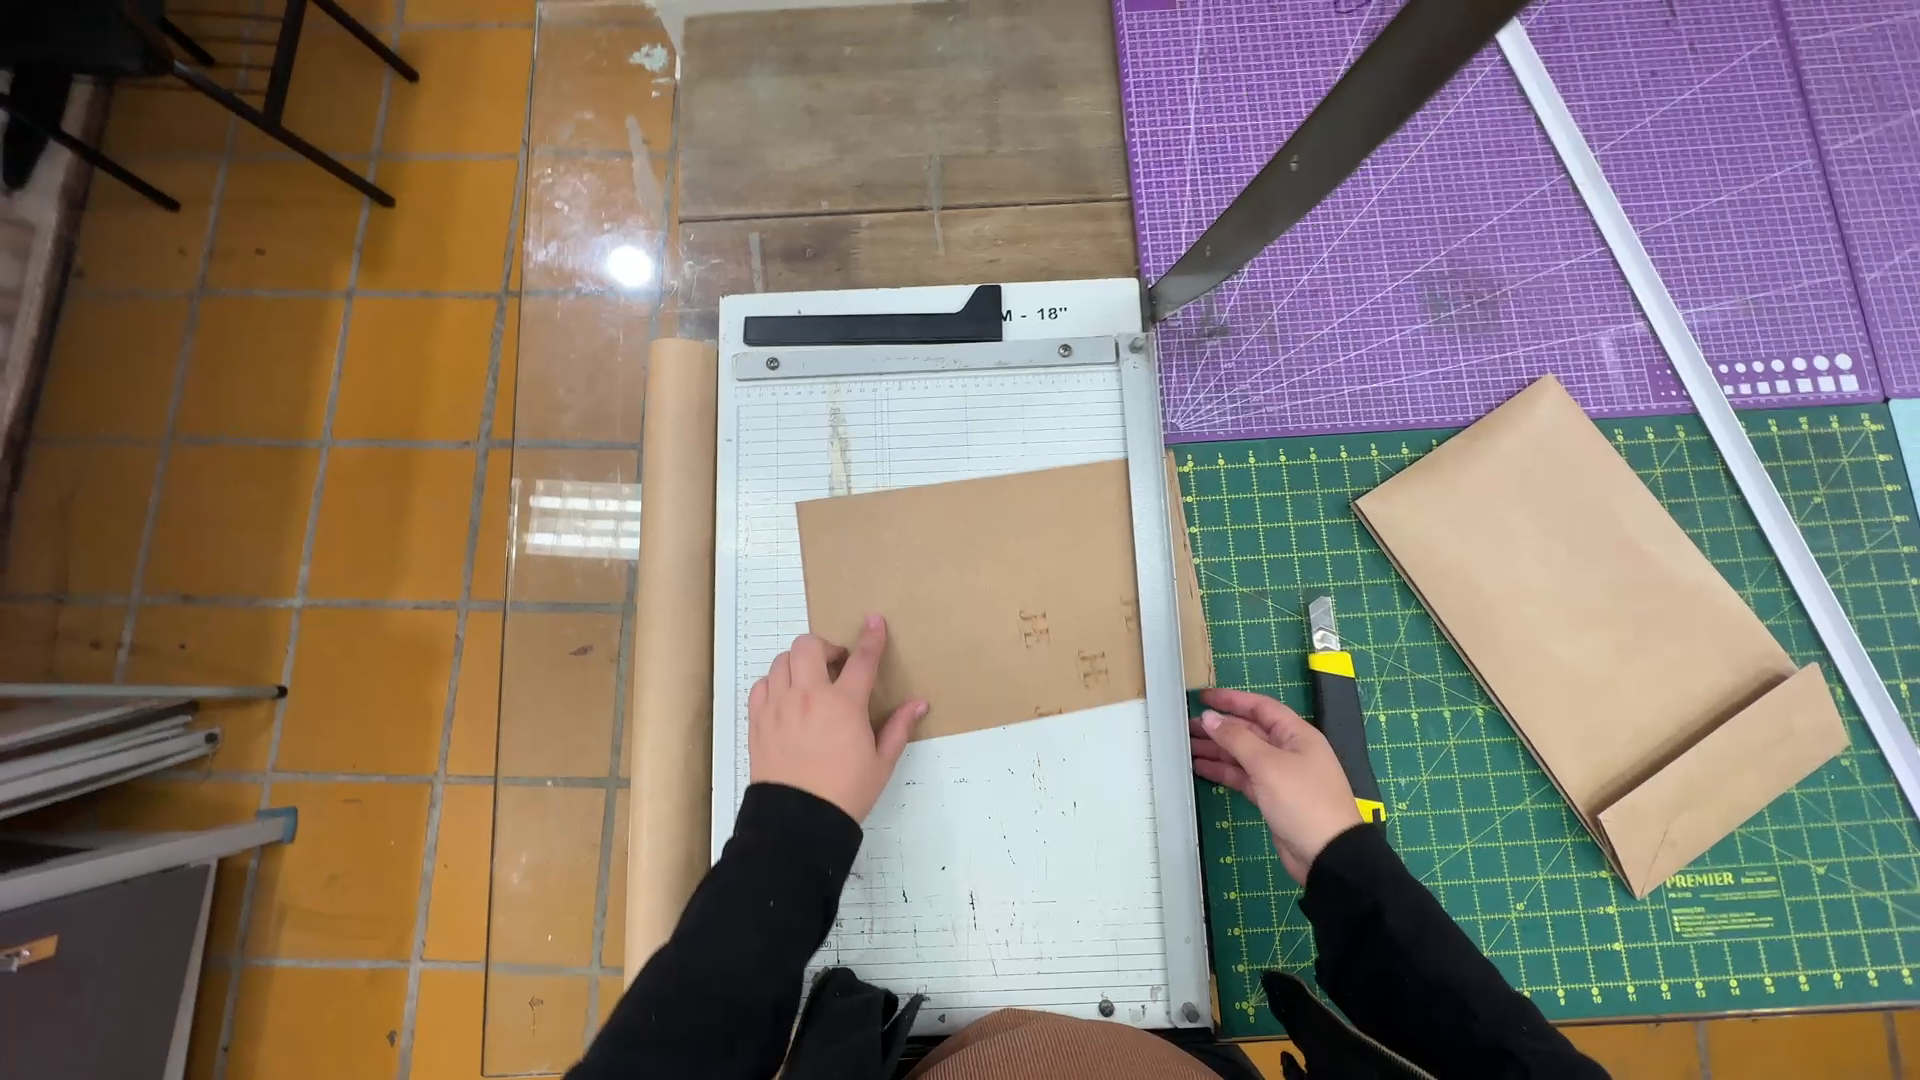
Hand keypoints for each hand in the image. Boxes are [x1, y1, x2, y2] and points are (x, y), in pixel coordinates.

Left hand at [749, 615, 926, 821]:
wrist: (798, 823)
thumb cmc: (845, 793)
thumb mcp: (881, 763)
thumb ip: (899, 727)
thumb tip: (918, 703)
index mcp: (844, 704)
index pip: (862, 659)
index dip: (871, 638)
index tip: (874, 622)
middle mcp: (809, 696)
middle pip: (809, 646)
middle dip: (825, 646)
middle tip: (836, 665)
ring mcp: (779, 706)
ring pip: (782, 661)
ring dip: (798, 663)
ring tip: (810, 681)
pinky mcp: (758, 721)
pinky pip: (761, 685)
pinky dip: (774, 683)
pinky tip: (786, 698)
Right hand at [1190, 687, 1361, 882]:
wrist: (1327, 854)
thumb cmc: (1302, 800)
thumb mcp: (1267, 764)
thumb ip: (1236, 738)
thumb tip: (1209, 717)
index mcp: (1296, 735)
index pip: (1260, 707)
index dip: (1231, 700)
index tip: (1203, 697)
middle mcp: (1288, 751)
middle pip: (1249, 731)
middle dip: (1219, 728)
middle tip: (1187, 726)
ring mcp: (1280, 775)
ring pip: (1243, 755)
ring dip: (1217, 750)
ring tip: (1187, 746)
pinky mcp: (1272, 798)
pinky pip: (1243, 777)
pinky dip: (1223, 772)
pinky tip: (1201, 768)